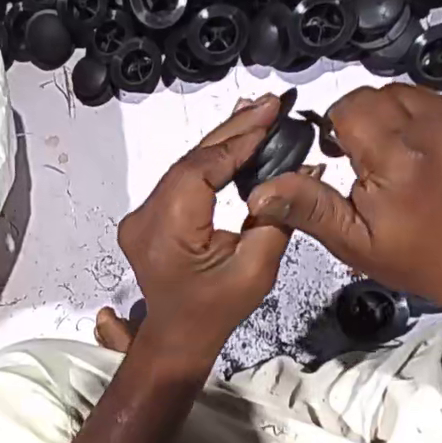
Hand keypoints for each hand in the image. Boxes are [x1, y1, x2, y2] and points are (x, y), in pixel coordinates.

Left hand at [109, 95, 295, 366]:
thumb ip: (278, 217)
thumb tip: (301, 171)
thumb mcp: (256, 270)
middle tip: (266, 106)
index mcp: (168, 232)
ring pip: (183, 167)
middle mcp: (145, 220)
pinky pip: (179, 181)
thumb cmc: (214, 312)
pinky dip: (206, 162)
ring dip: (220, 143)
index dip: (237, 139)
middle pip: (190, 161)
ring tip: (254, 116)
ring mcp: (140, 218)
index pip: (201, 169)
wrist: (179, 336)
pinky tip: (229, 144)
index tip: (268, 115)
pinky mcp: (146, 218)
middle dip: (231, 131)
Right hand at [245, 84, 441, 319]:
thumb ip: (308, 207)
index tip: (347, 154)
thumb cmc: (430, 261)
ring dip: (407, 125)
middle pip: (384, 95)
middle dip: (373, 126)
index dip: (341, 129)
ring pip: (420, 98)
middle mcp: (440, 132)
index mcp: (397, 158)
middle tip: (380, 168)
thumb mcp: (356, 242)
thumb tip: (265, 192)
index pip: (351, 106)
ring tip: (413, 170)